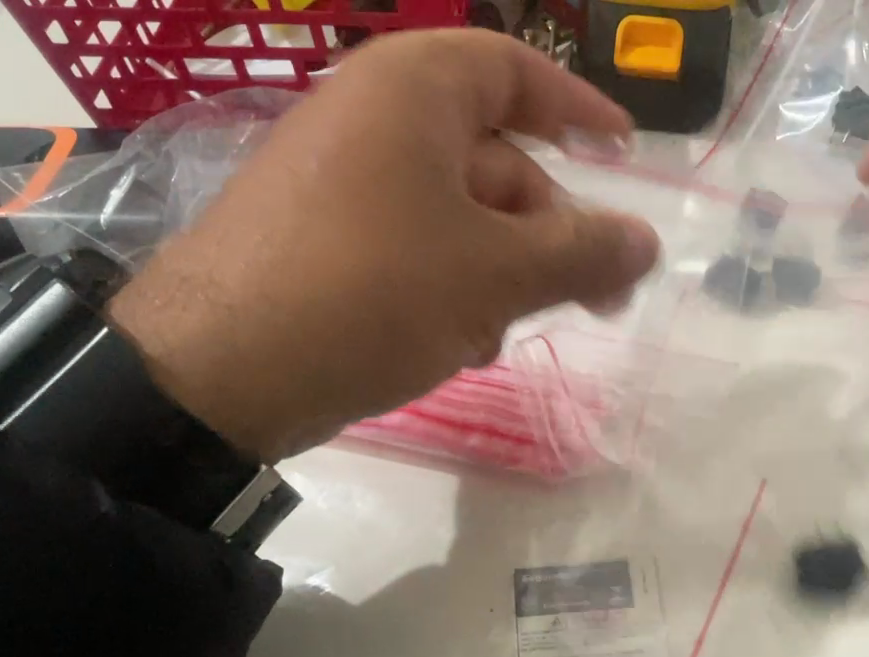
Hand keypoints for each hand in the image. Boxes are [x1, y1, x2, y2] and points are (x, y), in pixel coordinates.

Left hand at [109, 30, 661, 460]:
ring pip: (456, 216)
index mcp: (415, 90)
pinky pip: (410, 248)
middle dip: (548, 231)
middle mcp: (374, 118)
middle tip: (596, 298)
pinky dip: (449, 288)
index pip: (517, 72)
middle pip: (494, 159)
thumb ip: (580, 254)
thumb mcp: (494, 276)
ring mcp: (341, 180)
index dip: (579, 109)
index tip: (625, 155)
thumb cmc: (372, 294)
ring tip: (504, 335)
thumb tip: (647, 243)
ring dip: (500, 274)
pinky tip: (458, 343)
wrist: (221, 371)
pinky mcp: (321, 239)